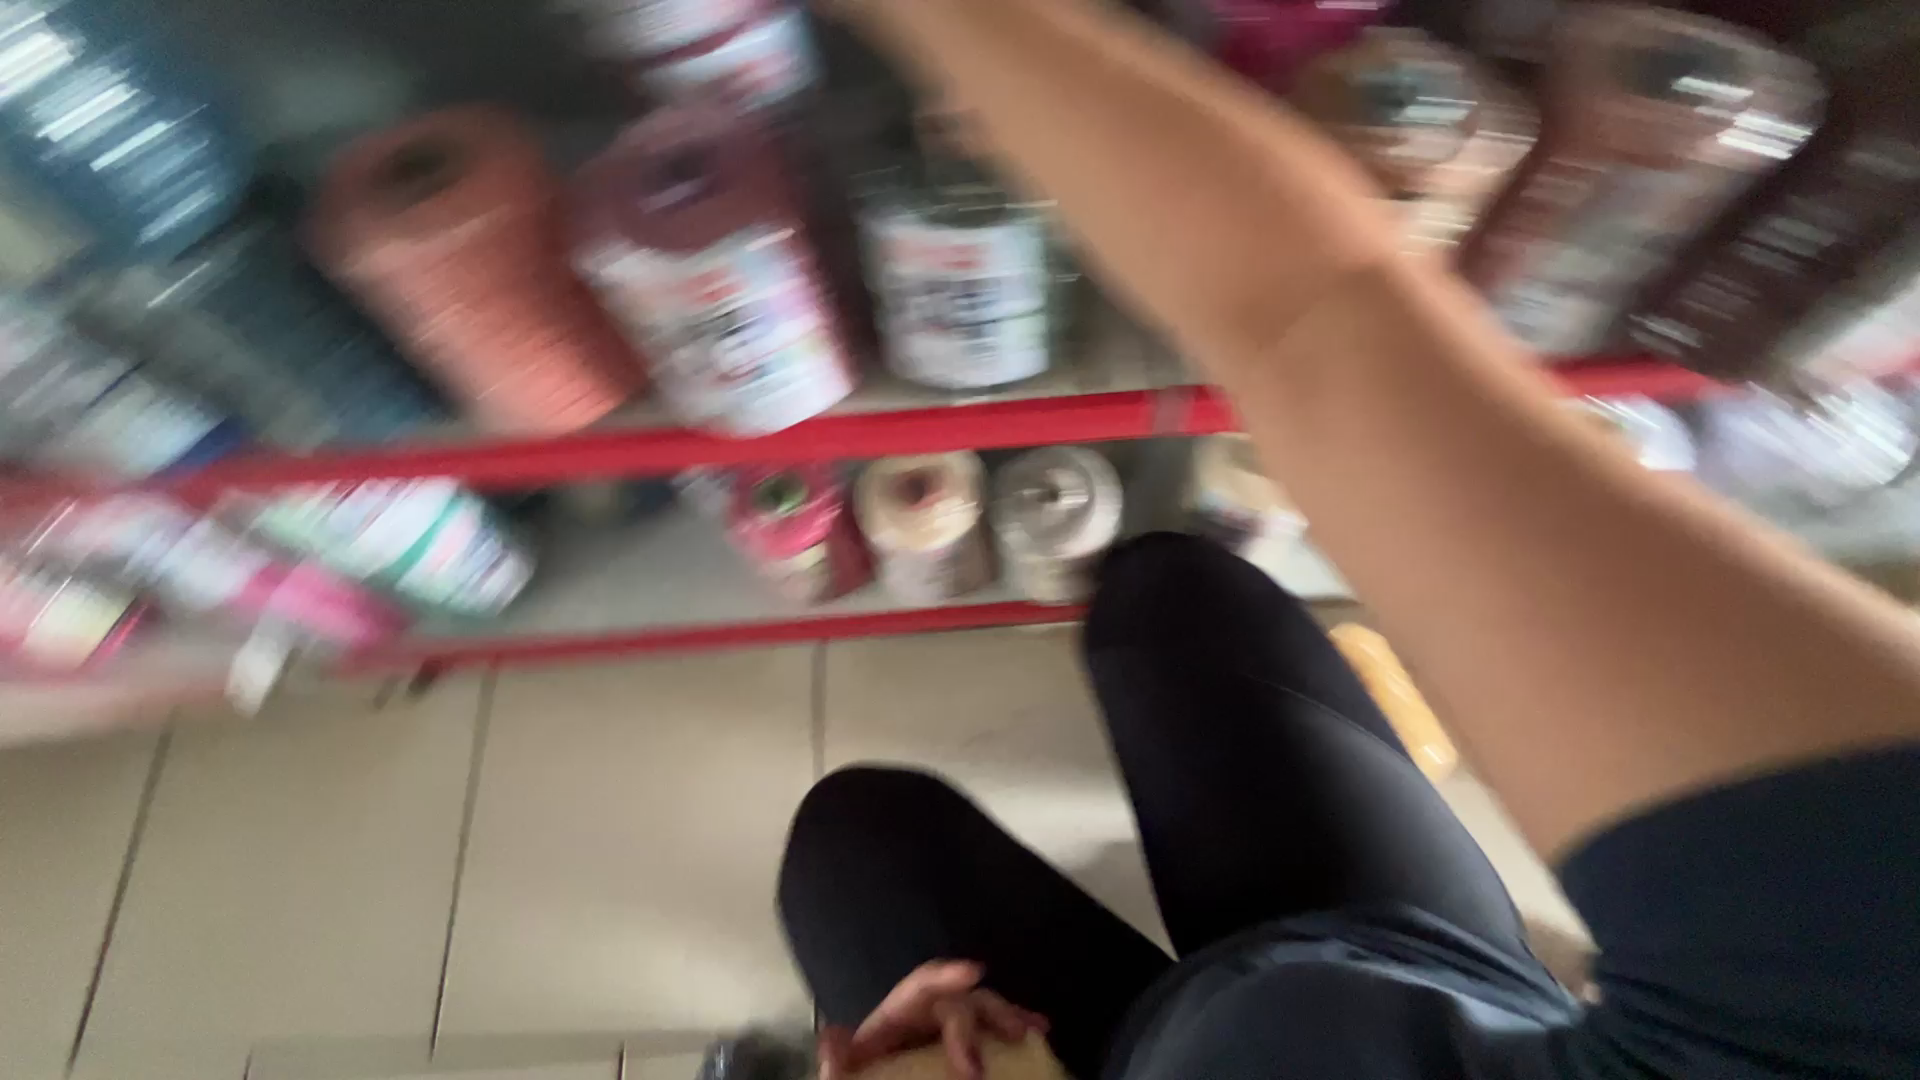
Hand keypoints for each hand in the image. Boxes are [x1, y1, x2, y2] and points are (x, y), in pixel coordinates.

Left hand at [818, 960, 1049, 1079]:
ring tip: (1034, 1029)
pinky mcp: (965, 1055)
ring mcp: (946, 1035)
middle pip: (960, 999)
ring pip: (983, 1010)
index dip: (948, 974)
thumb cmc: (862, 1078)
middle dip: (986, 1012)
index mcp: (895, 1017)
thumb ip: (840, 1064)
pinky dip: (1016, 1028)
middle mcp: (925, 1018)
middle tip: (1006, 1042)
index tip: (976, 972)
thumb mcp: (847, 1076)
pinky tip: (1039, 1032)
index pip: (922, 984)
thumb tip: (831, 1038)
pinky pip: (993, 1034)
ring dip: (1009, 1015)